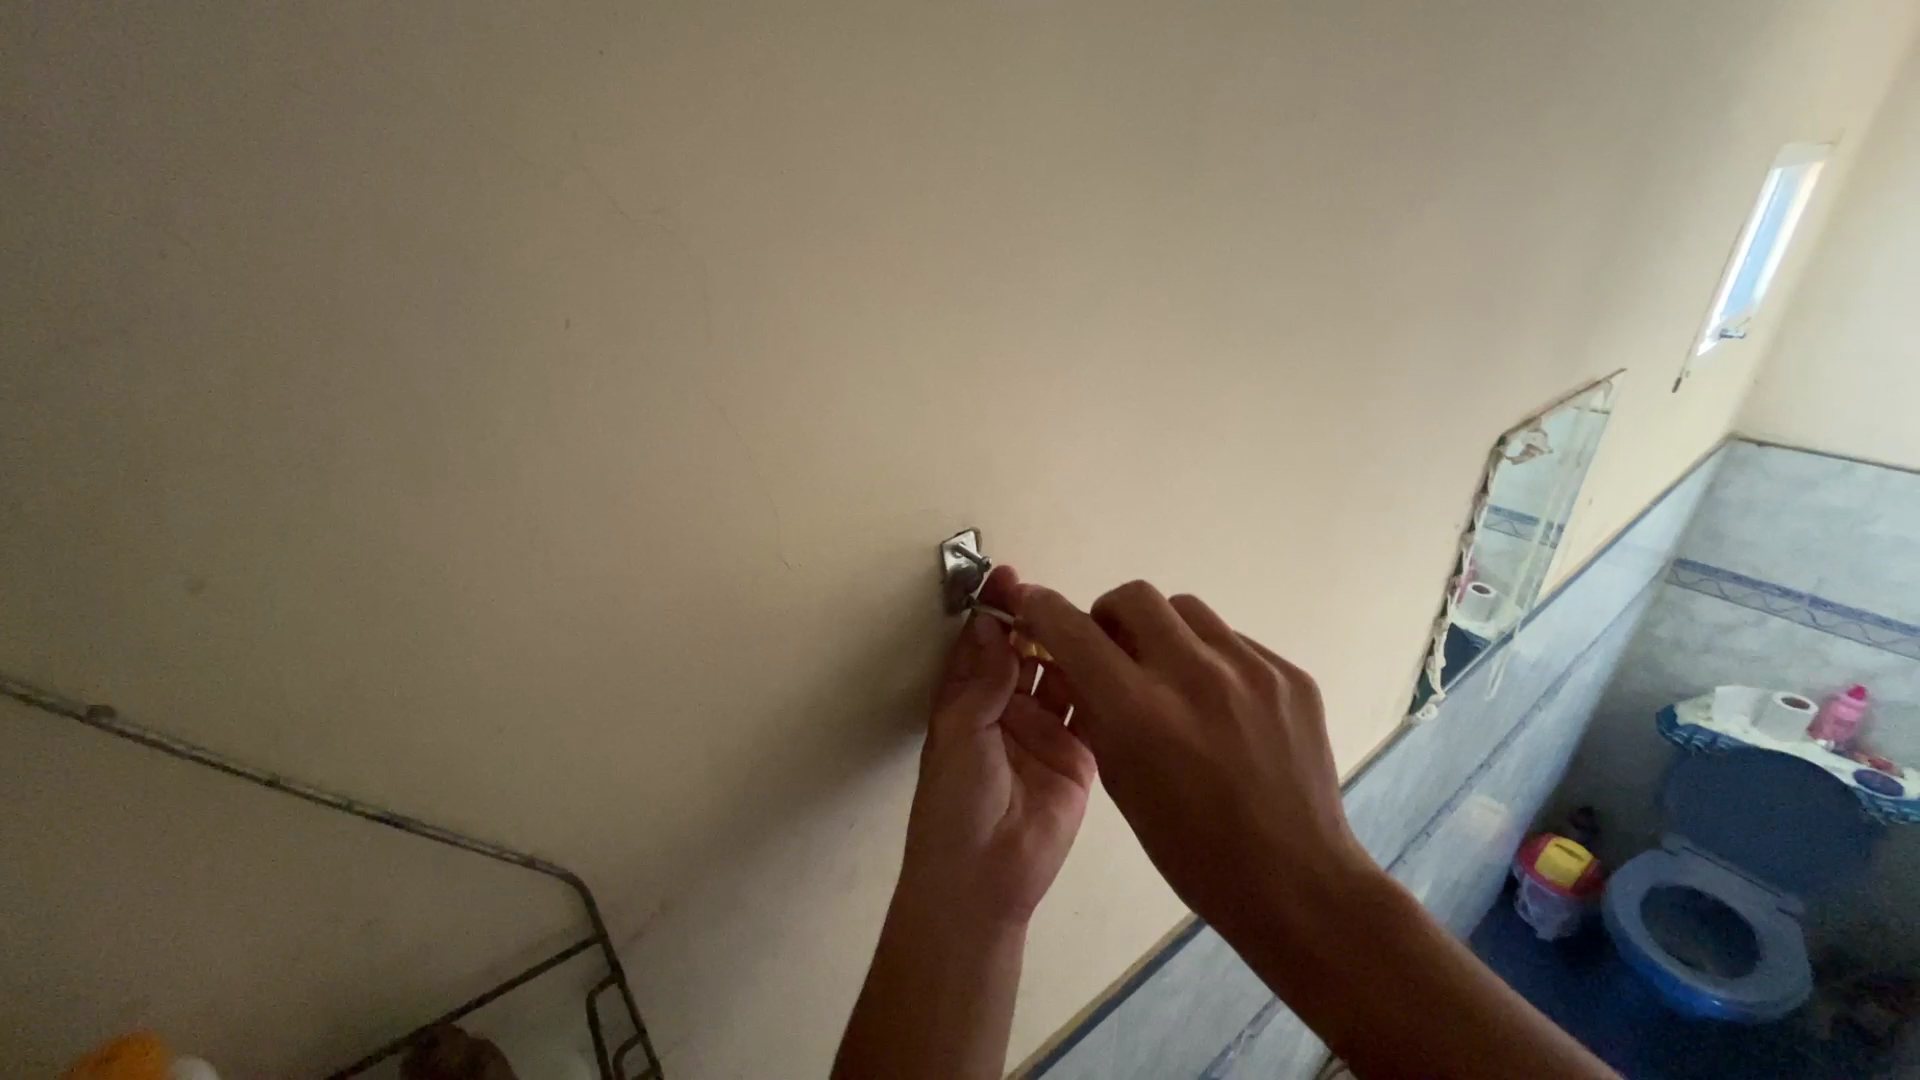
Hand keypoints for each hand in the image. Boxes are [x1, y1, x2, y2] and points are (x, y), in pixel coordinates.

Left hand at [896, 565, 1097, 926]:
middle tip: (1060, 597)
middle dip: (1038, 626)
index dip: (995, 611)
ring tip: (1092, 621)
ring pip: (1061, 679)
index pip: (983, 645)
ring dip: (1071, 652)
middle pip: (1025, 656)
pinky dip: (1100, 689)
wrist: (985, 877)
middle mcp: (1007, 710)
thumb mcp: (960, 731)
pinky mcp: (1078, 755)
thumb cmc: (957, 800)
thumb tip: (988, 620)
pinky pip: (1090, 714)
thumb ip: (982, 678)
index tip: (1010, 576)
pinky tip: (1114, 661)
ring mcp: (1045, 731)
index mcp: (968, 702)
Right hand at [1010, 579, 1374, 936]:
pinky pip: (1234, 642)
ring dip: (1164, 632)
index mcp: (1140, 711)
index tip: (1035, 604)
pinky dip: (1211, 660)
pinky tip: (1221, 707)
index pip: (1074, 630)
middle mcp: (1194, 675)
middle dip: (1110, 614)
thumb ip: (1093, 712)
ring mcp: (1251, 670)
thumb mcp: (1120, 782)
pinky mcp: (1291, 676)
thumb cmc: (1190, 849)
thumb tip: (1075, 663)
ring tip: (1172, 677)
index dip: (1044, 609)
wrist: (1295, 881)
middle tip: (1114, 650)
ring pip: (1187, 611)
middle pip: (1135, 597)